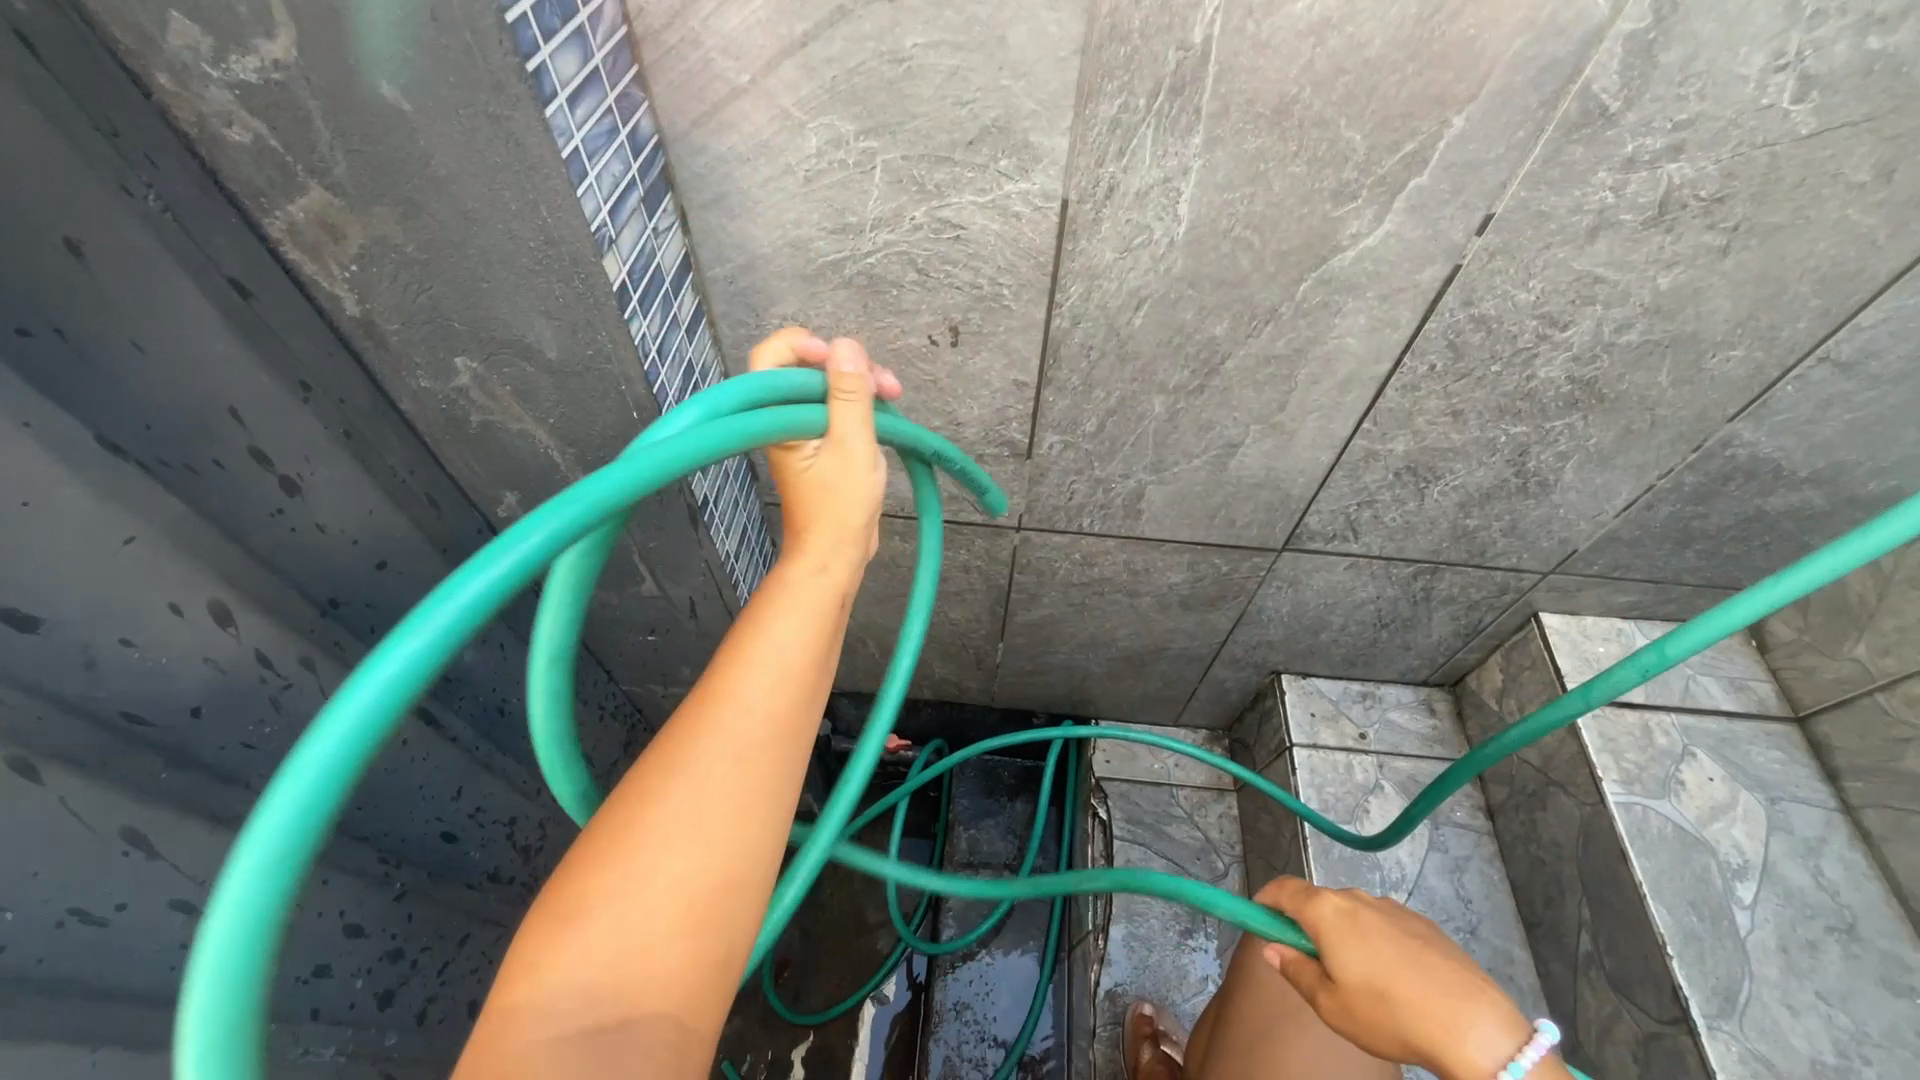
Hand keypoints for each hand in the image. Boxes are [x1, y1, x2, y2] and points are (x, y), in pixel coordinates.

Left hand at [750, 328, 901, 571]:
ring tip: (892, 394)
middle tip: (880, 381)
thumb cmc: (840, 508)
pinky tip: (886, 410)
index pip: (770, 359)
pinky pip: (837, 406)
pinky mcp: (821, 441)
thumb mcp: (853, 444)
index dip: (803, 344)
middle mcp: (784, 418)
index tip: (839, 356)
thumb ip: (849, 393)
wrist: (836, 552)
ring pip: (827, 385)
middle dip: (846, 365)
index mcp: (777, 417)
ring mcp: (803, 430)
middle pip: (806, 367)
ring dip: (860, 383)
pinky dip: (861, 403)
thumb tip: (845, 345)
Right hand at [1253, 877, 1539, 1079]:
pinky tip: (1395, 980)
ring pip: (1354, 913)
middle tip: (1310, 965)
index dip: (1264, 900)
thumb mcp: (1330, 1005)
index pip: (1282, 888)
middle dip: (1306, 924)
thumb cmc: (1390, 1015)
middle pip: (1319, 900)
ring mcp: (1394, 908)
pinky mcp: (1425, 923)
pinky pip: (1385, 924)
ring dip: (1344, 934)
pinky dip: (1377, 941)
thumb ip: (1295, 970)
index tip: (1259, 920)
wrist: (1475, 1026)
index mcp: (1327, 911)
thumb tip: (1271, 948)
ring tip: (1359, 980)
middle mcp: (1357, 897)